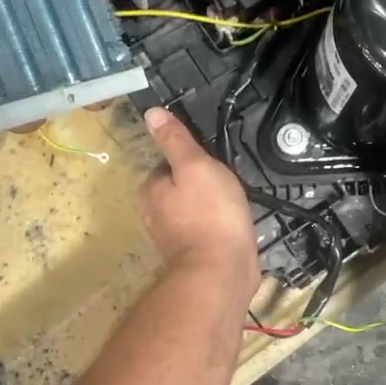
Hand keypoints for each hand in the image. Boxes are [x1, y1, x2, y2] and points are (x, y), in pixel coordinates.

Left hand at [138, 108, 260, 295]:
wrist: (222, 271)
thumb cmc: (210, 213)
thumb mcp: (195, 165)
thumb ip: (175, 140)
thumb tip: (151, 113)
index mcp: (150, 190)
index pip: (168, 164)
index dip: (192, 161)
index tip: (214, 164)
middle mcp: (155, 214)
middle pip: (180, 187)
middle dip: (202, 185)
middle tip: (228, 185)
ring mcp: (174, 238)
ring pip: (194, 209)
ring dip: (212, 206)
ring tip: (235, 205)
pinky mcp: (194, 255)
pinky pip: (206, 230)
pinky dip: (218, 226)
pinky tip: (235, 226)